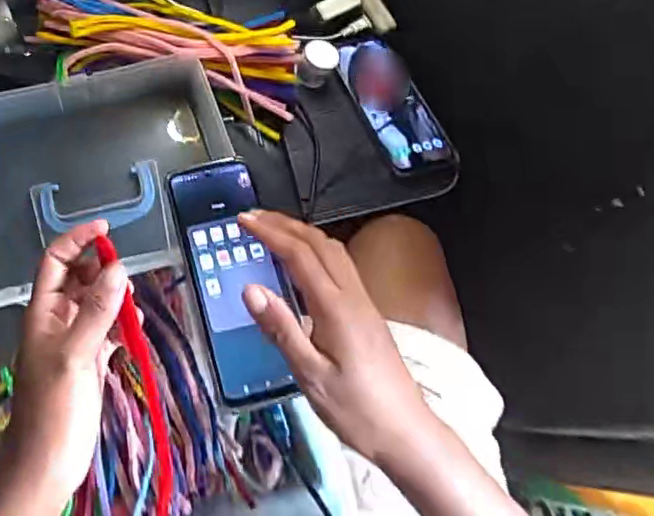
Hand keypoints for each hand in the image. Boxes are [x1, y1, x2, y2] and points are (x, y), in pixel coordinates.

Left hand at [0, 220, 126, 515]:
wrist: (45, 468)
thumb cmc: (51, 410)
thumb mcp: (73, 355)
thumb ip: (96, 311)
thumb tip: (118, 268)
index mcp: (43, 311)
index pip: (56, 260)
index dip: (76, 240)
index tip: (104, 228)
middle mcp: (57, 319)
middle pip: (78, 277)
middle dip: (101, 268)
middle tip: (126, 274)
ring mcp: (73, 341)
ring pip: (95, 302)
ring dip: (114, 295)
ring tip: (134, 302)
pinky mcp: (88, 361)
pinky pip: (106, 329)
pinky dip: (121, 323)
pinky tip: (136, 328)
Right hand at [238, 210, 434, 465]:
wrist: (409, 435)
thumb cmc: (358, 411)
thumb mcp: (311, 376)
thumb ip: (281, 329)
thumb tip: (250, 289)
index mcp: (335, 307)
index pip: (298, 253)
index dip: (269, 232)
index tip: (244, 220)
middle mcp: (351, 295)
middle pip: (316, 241)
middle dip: (282, 223)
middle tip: (252, 217)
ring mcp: (363, 300)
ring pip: (331, 248)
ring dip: (300, 231)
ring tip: (273, 228)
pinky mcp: (367, 310)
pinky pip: (339, 262)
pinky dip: (314, 246)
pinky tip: (303, 258)